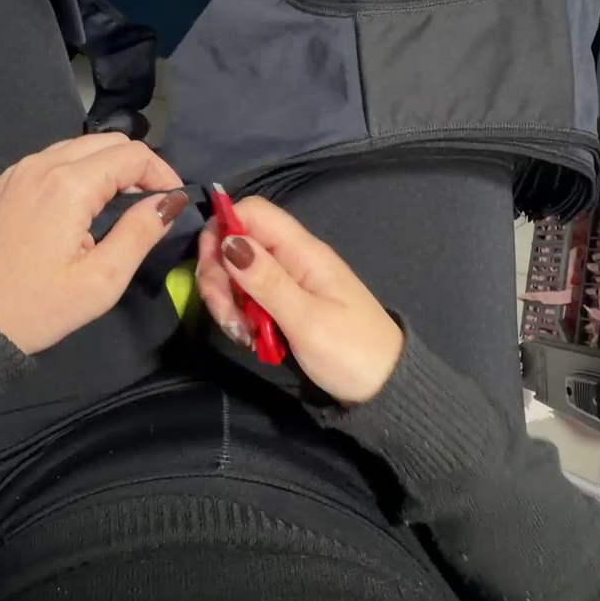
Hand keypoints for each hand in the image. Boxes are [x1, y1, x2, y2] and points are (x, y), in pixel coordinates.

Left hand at [0, 135, 188, 353]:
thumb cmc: (38, 307)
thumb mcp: (102, 279)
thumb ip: (140, 232)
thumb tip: (169, 201)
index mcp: (69, 185)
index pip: (132, 155)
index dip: (162, 172)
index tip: (173, 200)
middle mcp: (41, 164)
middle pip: (106, 142)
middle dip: (137, 165)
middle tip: (151, 202)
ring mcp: (17, 171)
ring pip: (77, 147)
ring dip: (106, 166)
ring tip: (120, 204)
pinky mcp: (3, 184)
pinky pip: (50, 160)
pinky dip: (76, 171)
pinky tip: (80, 206)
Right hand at [197, 196, 402, 404]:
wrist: (386, 389)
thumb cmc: (352, 352)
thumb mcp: (306, 319)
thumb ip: (265, 280)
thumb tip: (229, 241)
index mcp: (302, 250)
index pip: (251, 211)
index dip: (223, 230)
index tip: (213, 270)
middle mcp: (292, 257)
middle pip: (236, 242)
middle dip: (219, 276)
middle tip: (227, 317)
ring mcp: (287, 280)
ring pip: (237, 271)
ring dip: (227, 300)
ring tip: (242, 334)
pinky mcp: (283, 302)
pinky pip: (248, 295)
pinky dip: (239, 313)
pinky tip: (248, 337)